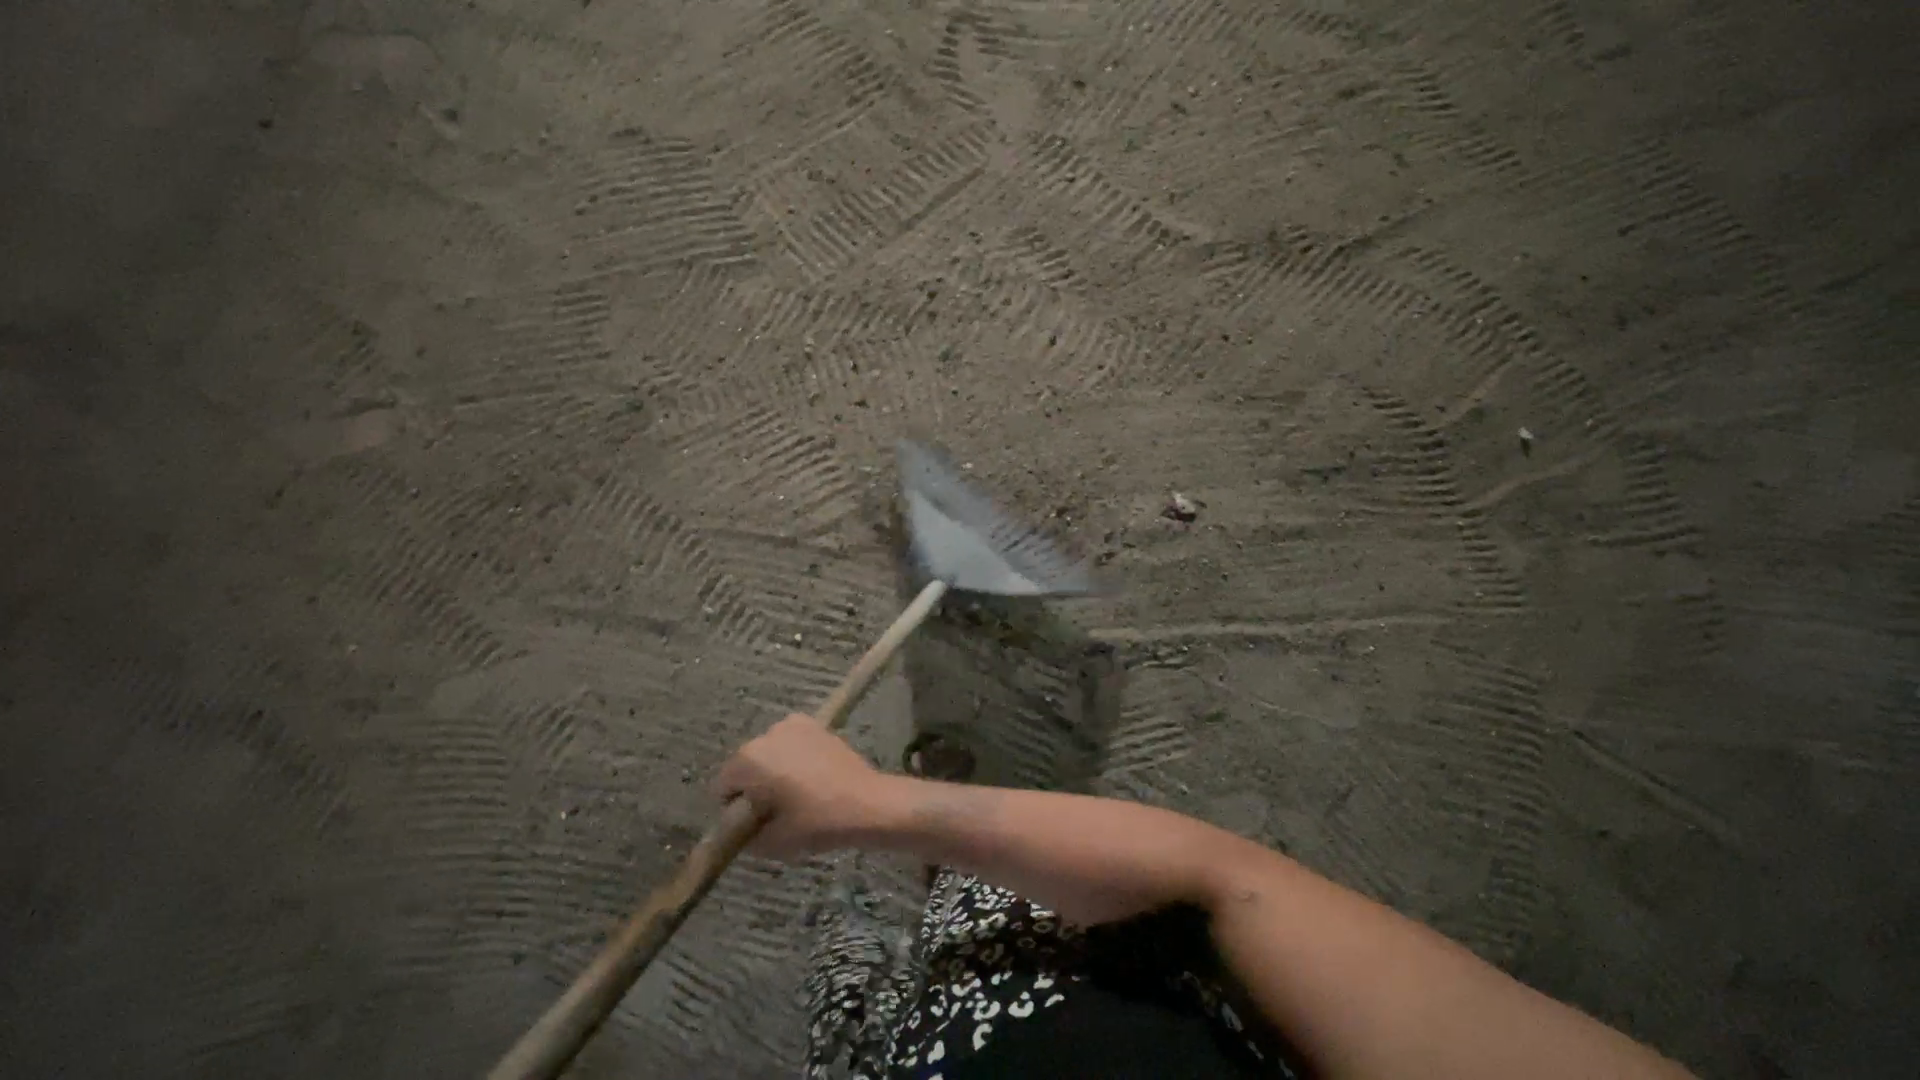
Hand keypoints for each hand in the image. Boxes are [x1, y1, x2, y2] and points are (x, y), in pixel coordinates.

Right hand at [713, 713, 893, 858]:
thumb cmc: (816, 823)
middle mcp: (765, 735)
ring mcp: (791, 725)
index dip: (734, 809)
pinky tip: (810, 775)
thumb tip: (741, 831)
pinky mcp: (814, 724)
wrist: (867, 803)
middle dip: (754, 787)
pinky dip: (793, 756)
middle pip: (745, 766)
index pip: (723, 787)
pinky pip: (789, 743)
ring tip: (797, 793)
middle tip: (777, 810)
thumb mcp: (772, 843)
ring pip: (768, 753)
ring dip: (773, 770)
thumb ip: (746, 837)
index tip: (755, 823)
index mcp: (748, 761)